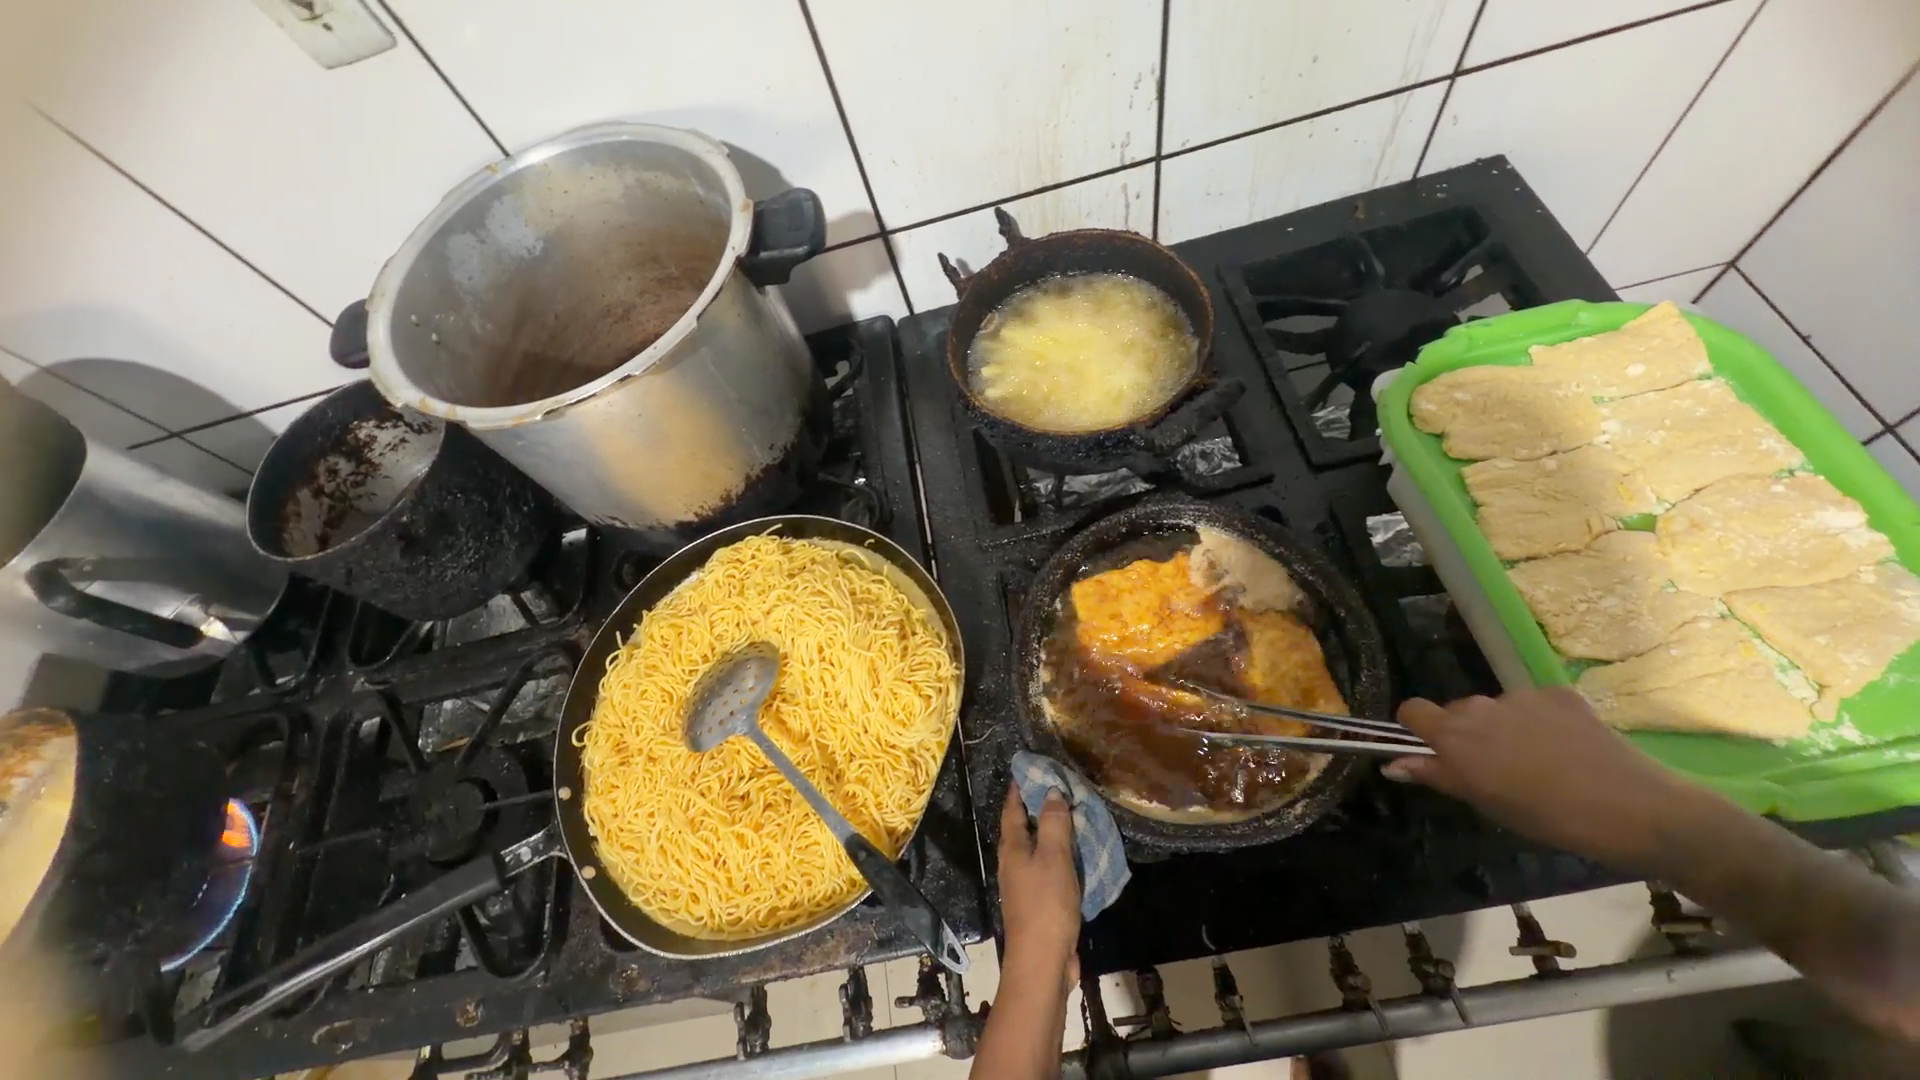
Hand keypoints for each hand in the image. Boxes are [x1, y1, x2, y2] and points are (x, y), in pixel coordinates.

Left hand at [997, 785, 1081, 985]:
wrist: (1042, 962)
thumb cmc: (1045, 904)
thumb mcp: (1053, 858)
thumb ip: (1053, 824)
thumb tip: (1051, 792)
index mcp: (1012, 848)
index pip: (1013, 809)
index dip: (1020, 788)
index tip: (1031, 768)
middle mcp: (1014, 863)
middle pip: (1024, 828)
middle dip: (1039, 807)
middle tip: (1062, 788)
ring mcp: (1026, 885)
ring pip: (1039, 849)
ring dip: (1054, 833)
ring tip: (1075, 816)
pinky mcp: (1041, 903)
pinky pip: (1052, 870)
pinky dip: (1064, 857)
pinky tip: (1081, 856)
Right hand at [1384, 688, 1700, 870]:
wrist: (1634, 808)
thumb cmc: (1548, 817)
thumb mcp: (1486, 804)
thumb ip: (1437, 776)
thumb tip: (1393, 763)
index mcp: (1455, 736)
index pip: (1412, 710)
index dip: (1416, 728)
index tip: (1433, 751)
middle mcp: (1480, 707)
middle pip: (1456, 711)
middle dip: (1466, 734)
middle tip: (1493, 769)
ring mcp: (1521, 697)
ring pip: (1496, 709)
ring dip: (1504, 729)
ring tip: (1537, 763)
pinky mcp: (1559, 694)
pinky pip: (1535, 704)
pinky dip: (1541, 721)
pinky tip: (1567, 749)